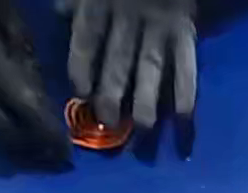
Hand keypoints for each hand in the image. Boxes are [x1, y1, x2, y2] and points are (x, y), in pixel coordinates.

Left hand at [64, 0, 196, 131]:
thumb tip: (61, 12)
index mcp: (99, 1)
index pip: (86, 39)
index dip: (81, 66)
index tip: (82, 92)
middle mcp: (128, 17)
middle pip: (118, 61)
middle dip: (112, 93)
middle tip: (109, 120)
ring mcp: (158, 27)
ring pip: (150, 67)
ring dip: (147, 100)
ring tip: (144, 126)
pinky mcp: (184, 31)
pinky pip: (186, 65)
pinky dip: (185, 92)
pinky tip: (183, 118)